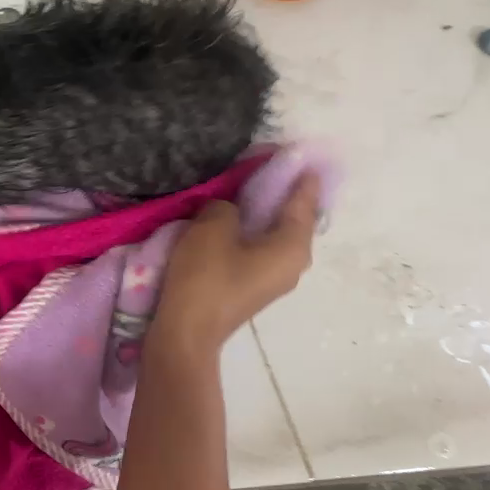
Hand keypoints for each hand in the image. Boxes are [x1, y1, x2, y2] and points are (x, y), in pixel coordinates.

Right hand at [151, 173, 319, 355]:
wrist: (186, 331)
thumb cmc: (205, 277)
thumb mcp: (211, 229)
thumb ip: (224, 208)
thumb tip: (228, 210)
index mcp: (292, 247)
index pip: (303, 204)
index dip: (301, 179)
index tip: (301, 158)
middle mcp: (293, 264)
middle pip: (291, 222)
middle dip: (280, 198)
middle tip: (265, 173)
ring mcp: (272, 280)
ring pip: (272, 239)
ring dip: (260, 218)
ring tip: (243, 197)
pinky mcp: (250, 289)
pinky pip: (255, 252)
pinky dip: (247, 235)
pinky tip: (229, 227)